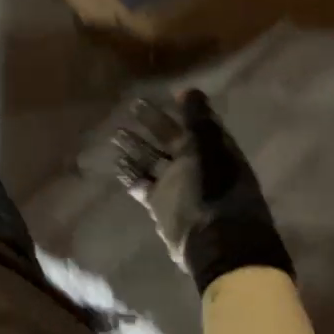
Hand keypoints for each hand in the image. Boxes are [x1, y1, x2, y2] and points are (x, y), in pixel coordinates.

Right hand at [113, 90, 293, 293]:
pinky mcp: (160, 205)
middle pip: (168, 139)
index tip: (165, 93)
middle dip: (151, 123)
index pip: (195, 126)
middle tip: (131, 106)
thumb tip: (188, 89)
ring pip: (151, 160)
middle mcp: (194, 167)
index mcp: (212, 153)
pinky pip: (141, 184)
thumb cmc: (217, 192)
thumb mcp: (210, 150)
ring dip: (135, 147)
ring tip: (115, 135)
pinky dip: (129, 174)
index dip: (183, 111)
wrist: (218, 244)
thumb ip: (198, 121)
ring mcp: (176, 186)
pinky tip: (116, 163)